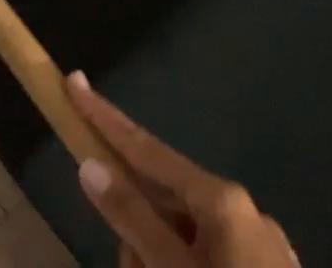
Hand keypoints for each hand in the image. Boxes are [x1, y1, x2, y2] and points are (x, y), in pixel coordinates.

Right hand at [68, 73, 297, 267]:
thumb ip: (132, 218)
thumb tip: (90, 164)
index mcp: (220, 200)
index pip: (146, 148)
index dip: (104, 116)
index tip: (74, 81)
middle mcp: (242, 210)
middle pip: (160, 197)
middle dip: (133, 230)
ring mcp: (257, 243)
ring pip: (179, 233)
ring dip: (157, 260)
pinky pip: (204, 256)